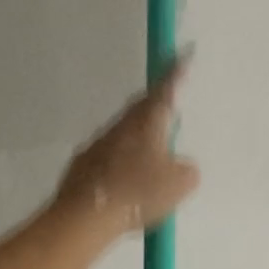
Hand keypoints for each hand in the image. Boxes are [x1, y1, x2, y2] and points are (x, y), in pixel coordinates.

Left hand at [54, 60, 199, 235]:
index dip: (177, 72)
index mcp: (147, 123)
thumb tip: (180, 166)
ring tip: (149, 158)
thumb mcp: (180, 184)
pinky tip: (124, 183)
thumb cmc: (138, 194)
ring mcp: (97, 145)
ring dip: (136, 140)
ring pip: (122, 134)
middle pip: (139, 109)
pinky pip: (107, 157)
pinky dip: (119, 163)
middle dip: (155, 107)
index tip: (184, 53)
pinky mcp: (81, 165)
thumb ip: (186, 170)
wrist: (86, 216)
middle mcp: (120, 127)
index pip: (165, 90)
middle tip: (167, 110)